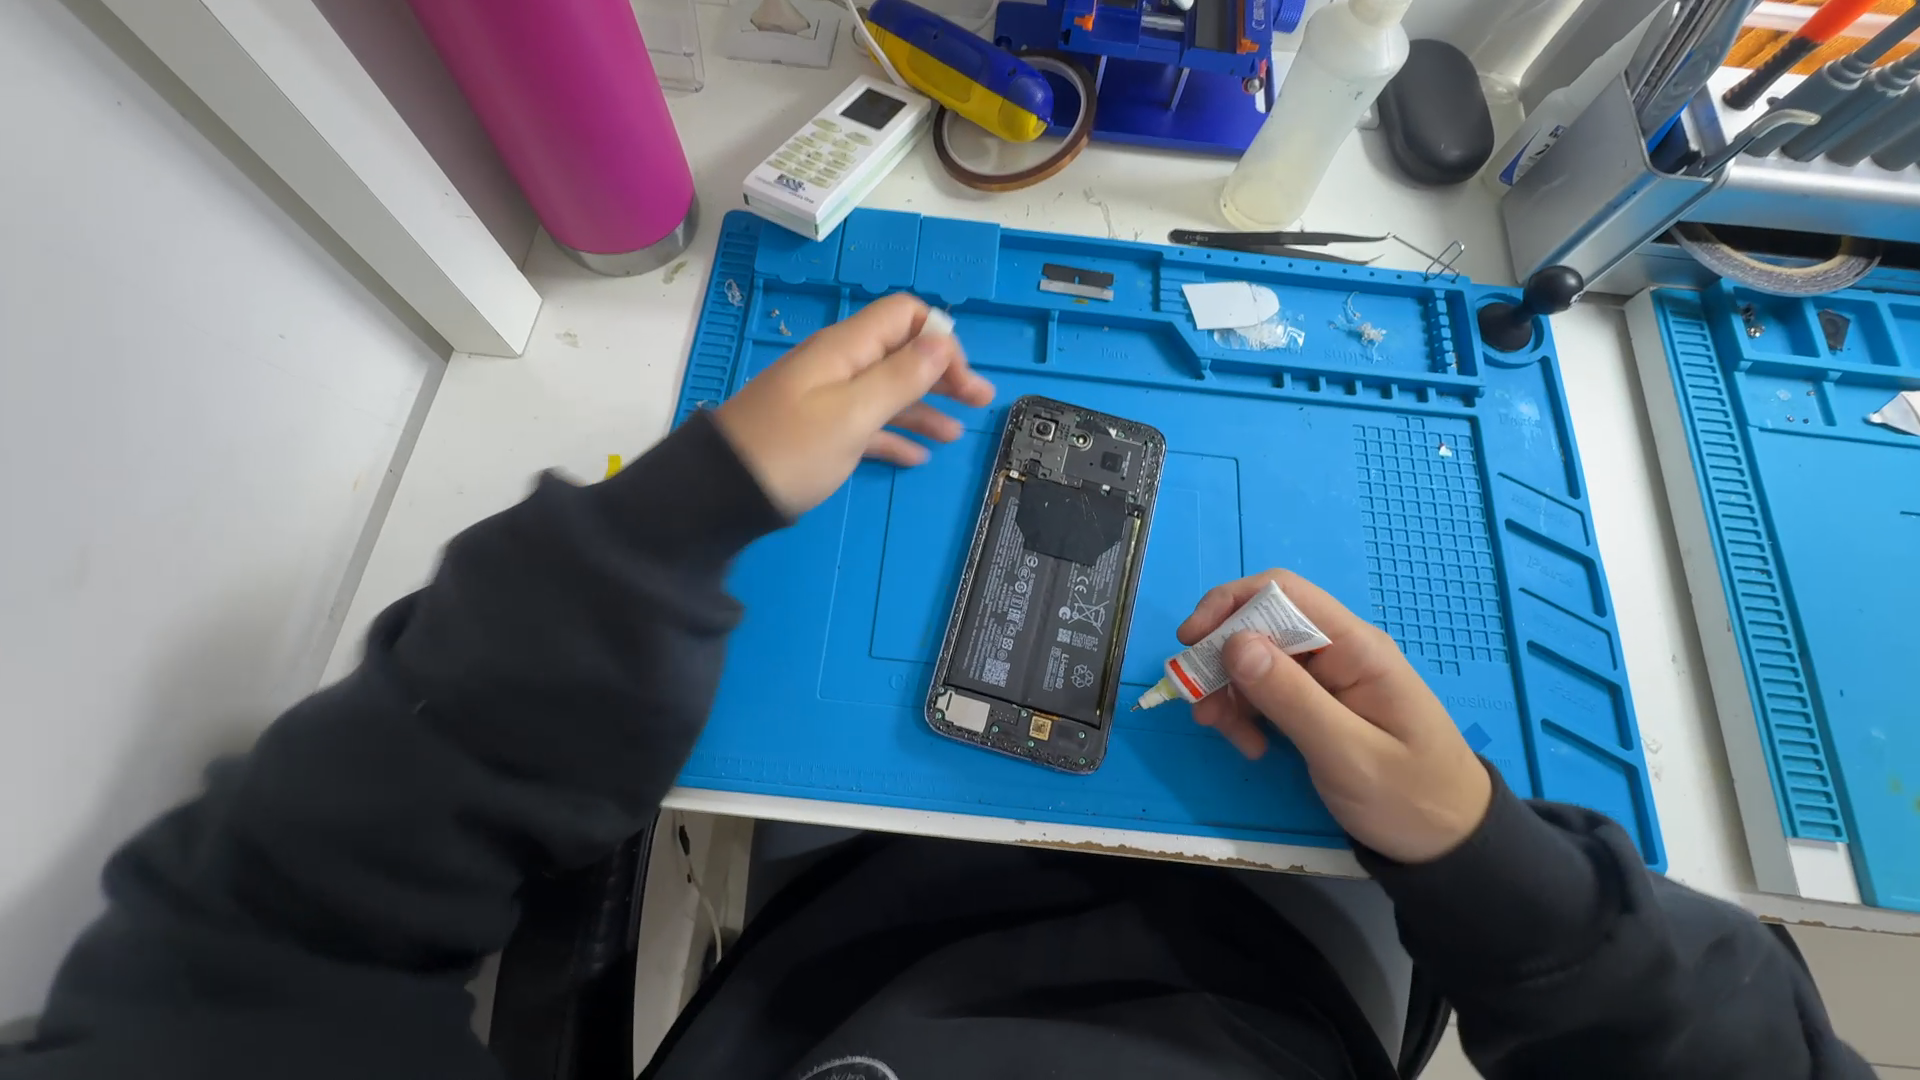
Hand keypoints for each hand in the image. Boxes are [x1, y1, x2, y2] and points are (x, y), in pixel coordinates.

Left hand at [712, 294, 993, 515]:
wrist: (723, 492)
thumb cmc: (791, 450)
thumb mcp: (851, 414)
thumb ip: (900, 377)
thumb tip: (941, 341)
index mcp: (846, 350)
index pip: (904, 316)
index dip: (940, 338)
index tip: (961, 377)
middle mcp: (841, 366)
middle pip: (901, 355)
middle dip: (943, 373)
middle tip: (980, 401)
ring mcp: (830, 400)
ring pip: (889, 393)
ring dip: (925, 408)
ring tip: (958, 433)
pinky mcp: (823, 433)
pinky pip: (869, 425)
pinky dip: (895, 435)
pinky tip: (918, 456)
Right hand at [1177, 570, 1491, 863]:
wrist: (1450, 845)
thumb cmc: (1410, 798)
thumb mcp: (1346, 753)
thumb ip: (1290, 697)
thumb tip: (1233, 642)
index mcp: (1354, 647)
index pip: (1281, 592)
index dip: (1228, 605)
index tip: (1190, 642)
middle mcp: (1336, 650)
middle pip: (1258, 627)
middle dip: (1220, 660)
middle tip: (1200, 707)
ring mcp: (1325, 676)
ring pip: (1253, 661)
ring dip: (1227, 692)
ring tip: (1225, 733)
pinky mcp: (1314, 702)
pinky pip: (1263, 690)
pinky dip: (1243, 712)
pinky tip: (1251, 744)